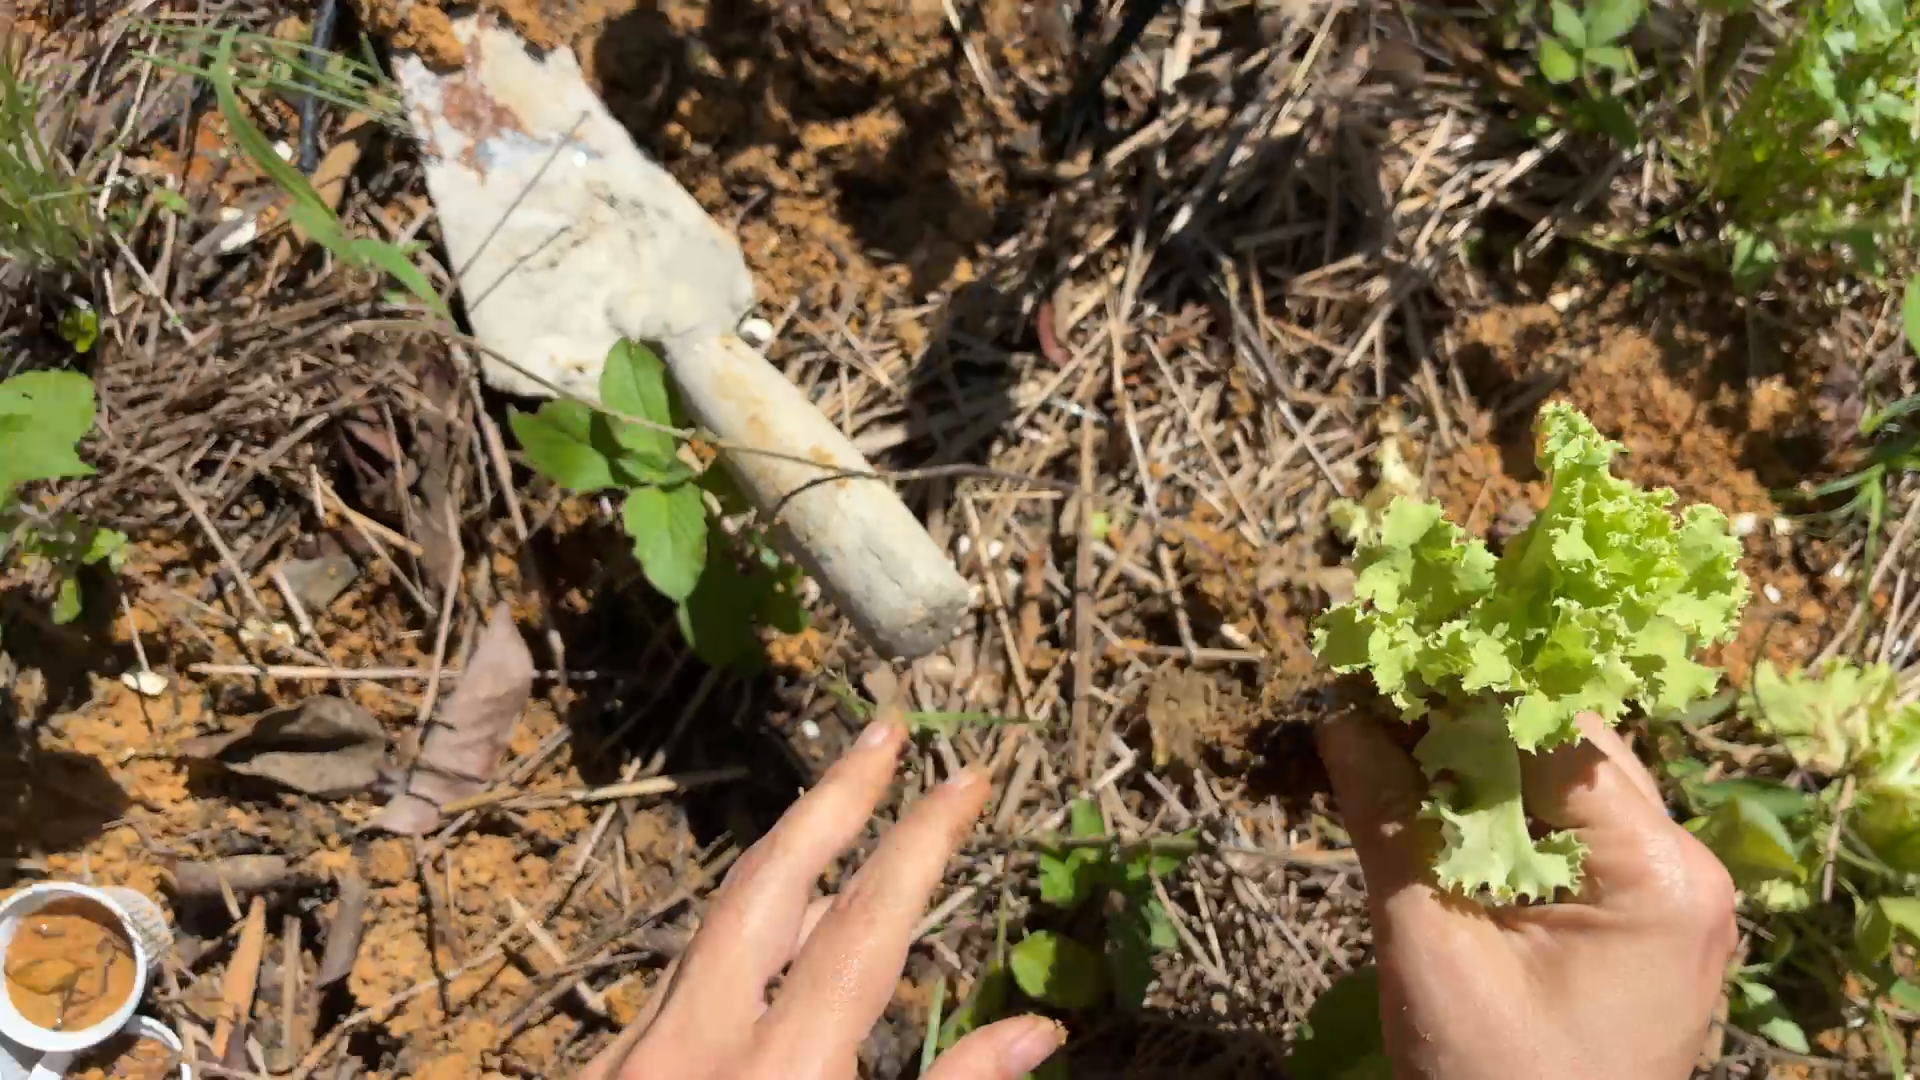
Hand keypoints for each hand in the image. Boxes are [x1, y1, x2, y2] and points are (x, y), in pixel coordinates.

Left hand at [582, 719, 1065, 1079]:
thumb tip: (1040, 1035)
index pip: (864, 929)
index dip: (924, 842)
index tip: (971, 778)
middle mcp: (692, 1053)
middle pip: (770, 882)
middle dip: (838, 795)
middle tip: (887, 728)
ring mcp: (637, 1059)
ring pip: (724, 914)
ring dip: (797, 845)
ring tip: (851, 797)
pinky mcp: (614, 1073)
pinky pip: (702, 965)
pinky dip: (760, 918)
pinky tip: (794, 912)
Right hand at [1318, 712, 1736, 1079]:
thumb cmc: (1492, 1070)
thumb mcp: (1425, 938)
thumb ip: (1385, 819)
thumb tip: (1332, 714)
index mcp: (1654, 871)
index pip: (1551, 733)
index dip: (1460, 689)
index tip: (1378, 664)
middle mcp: (1672, 860)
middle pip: (1554, 741)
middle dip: (1455, 711)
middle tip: (1367, 693)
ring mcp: (1650, 881)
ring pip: (1544, 771)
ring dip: (1460, 746)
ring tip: (1378, 726)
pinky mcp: (1617, 899)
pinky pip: (1541, 813)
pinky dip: (1474, 789)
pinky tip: (1413, 781)